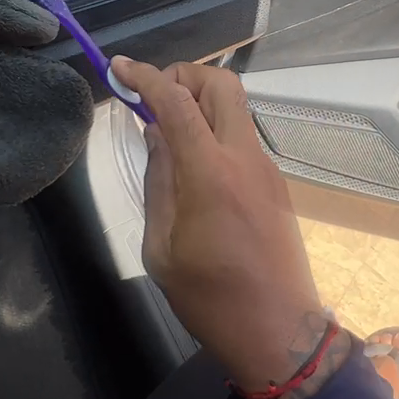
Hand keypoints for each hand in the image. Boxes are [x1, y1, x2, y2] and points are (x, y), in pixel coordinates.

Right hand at [110, 57, 348, 398]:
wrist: (278, 331)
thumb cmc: (210, 299)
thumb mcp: (161, 247)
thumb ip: (158, 181)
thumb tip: (157, 135)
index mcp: (210, 173)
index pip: (177, 102)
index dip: (145, 77)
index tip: (120, 67)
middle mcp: (243, 157)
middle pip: (222, 84)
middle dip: (184, 75)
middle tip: (155, 100)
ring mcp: (265, 167)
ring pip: (236, 107)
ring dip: (202, 101)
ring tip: (170, 132)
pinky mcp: (275, 182)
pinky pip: (242, 135)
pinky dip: (216, 128)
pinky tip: (196, 163)